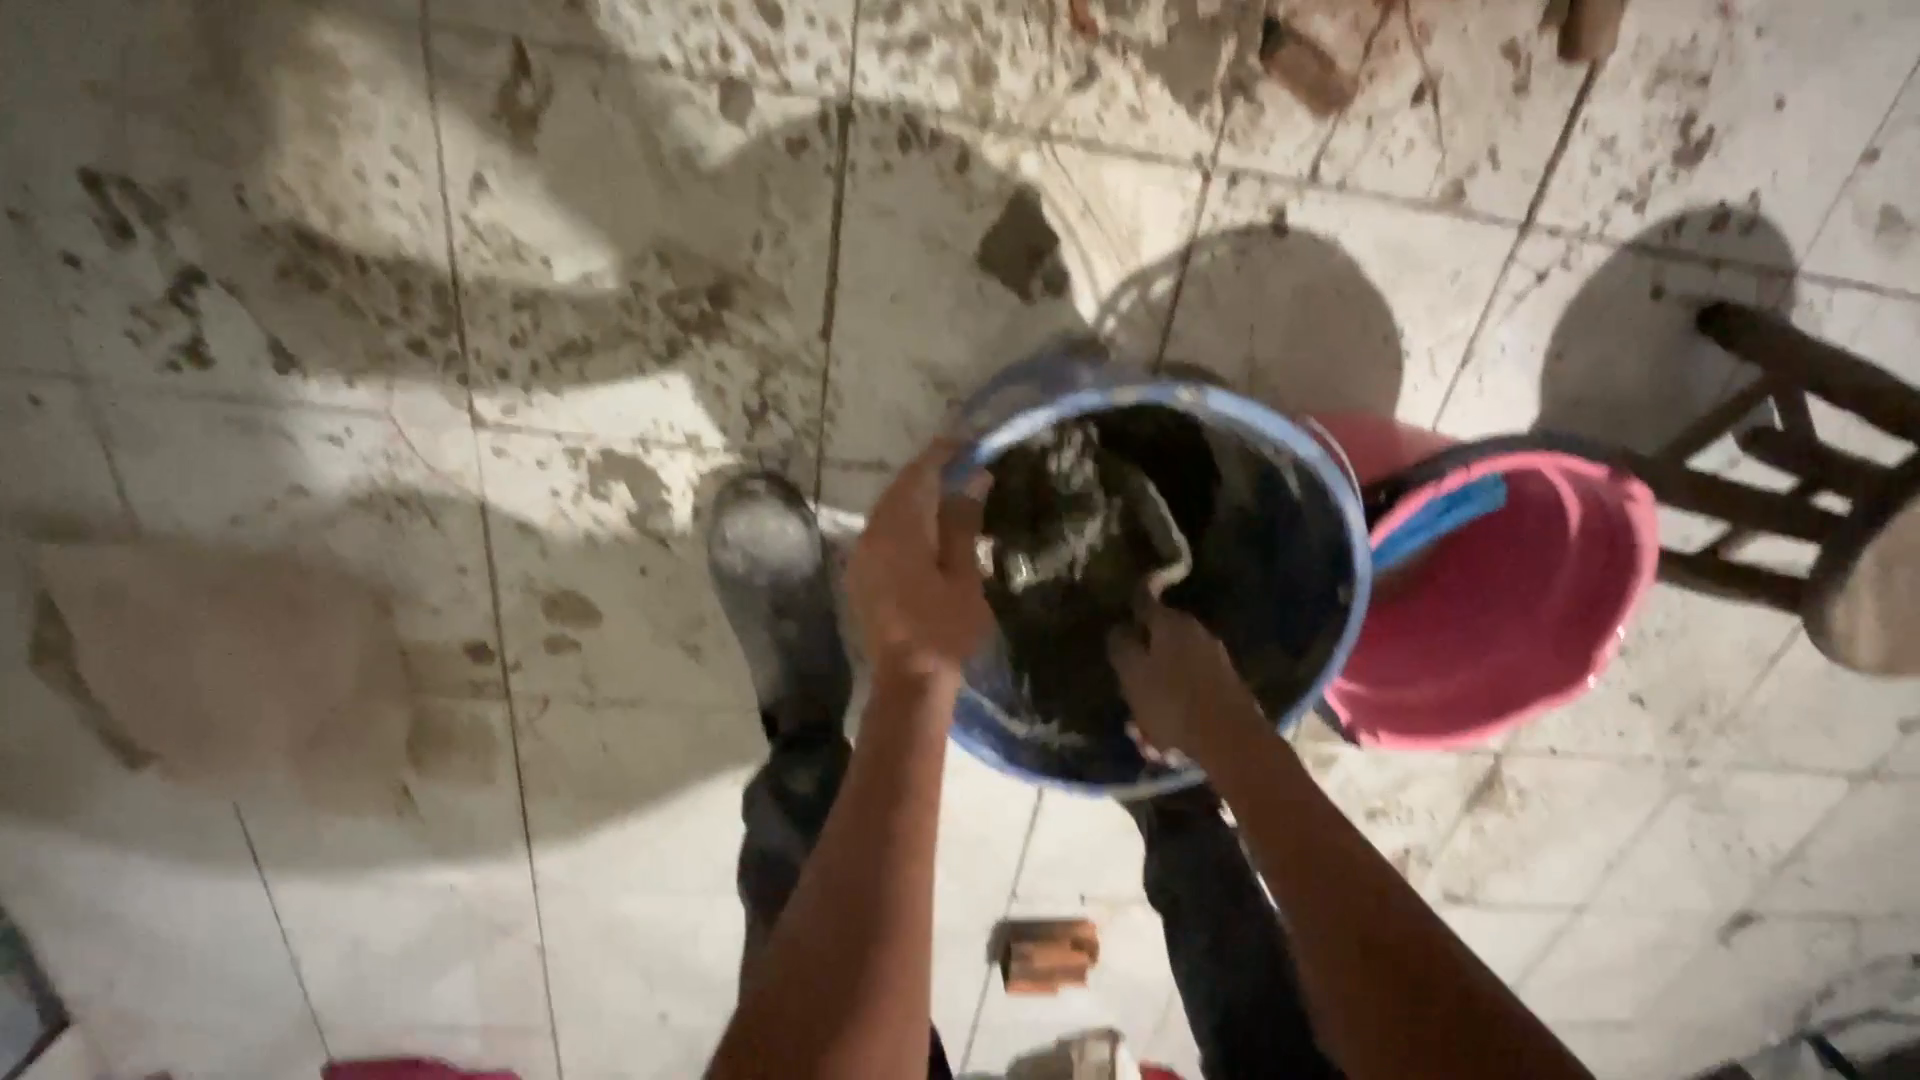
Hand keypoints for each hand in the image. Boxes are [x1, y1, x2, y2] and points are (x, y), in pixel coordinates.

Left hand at [849, 440, 993, 687]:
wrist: (908, 683)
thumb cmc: (945, 630)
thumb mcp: (964, 575)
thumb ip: (963, 523)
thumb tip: (973, 479)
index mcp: (898, 531)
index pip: (919, 476)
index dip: (943, 455)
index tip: (968, 443)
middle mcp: (871, 535)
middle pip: (899, 490)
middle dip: (929, 474)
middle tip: (964, 467)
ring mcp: (861, 556)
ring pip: (888, 511)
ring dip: (917, 498)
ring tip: (951, 494)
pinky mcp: (860, 576)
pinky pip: (882, 533)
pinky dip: (906, 521)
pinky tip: (928, 529)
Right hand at [1107, 600, 1271, 766]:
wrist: (1232, 740)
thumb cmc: (1172, 701)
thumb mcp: (1132, 673)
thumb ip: (1121, 647)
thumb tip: (1119, 629)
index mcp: (1171, 623)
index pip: (1144, 599)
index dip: (1131, 602)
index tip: (1120, 615)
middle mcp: (1196, 633)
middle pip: (1157, 643)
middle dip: (1140, 670)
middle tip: (1126, 697)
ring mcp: (1215, 660)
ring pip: (1172, 674)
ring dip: (1155, 699)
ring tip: (1144, 736)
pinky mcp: (1226, 688)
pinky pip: (1189, 694)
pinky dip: (1175, 712)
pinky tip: (1166, 744)